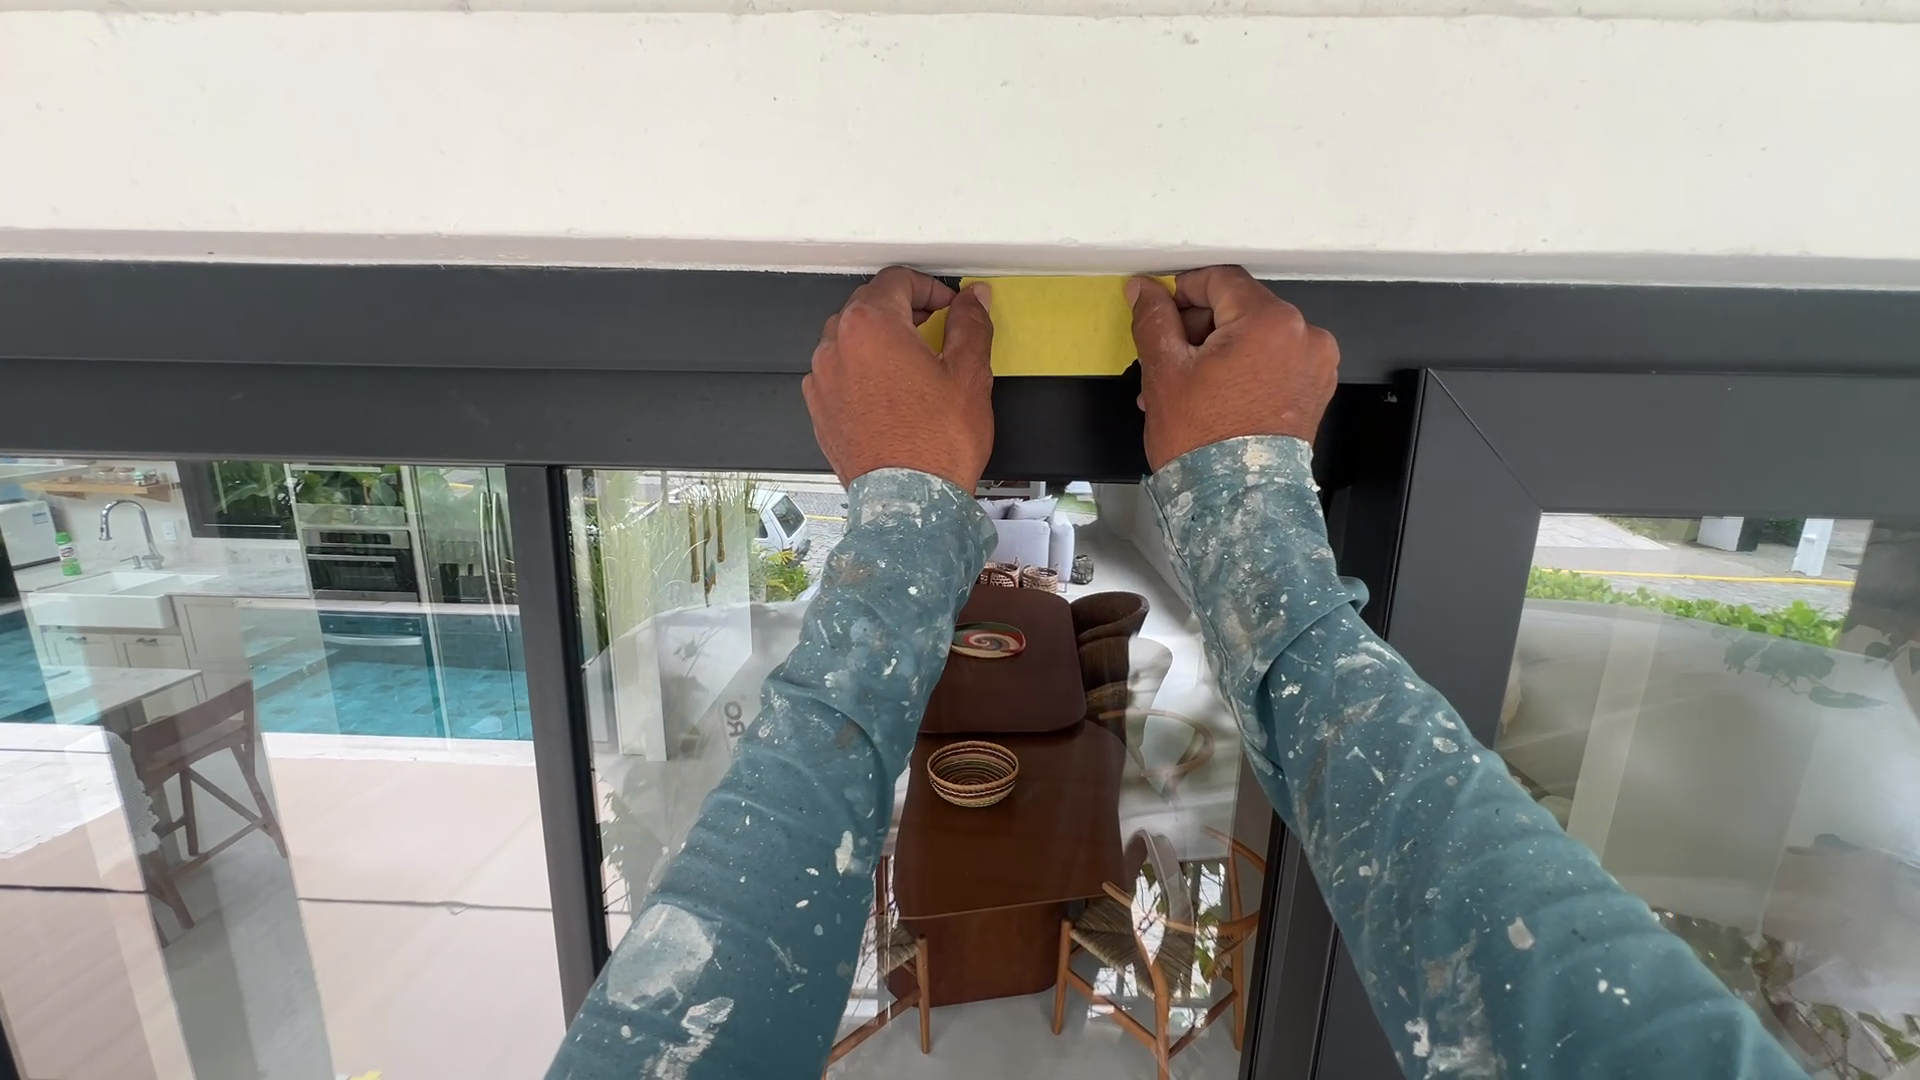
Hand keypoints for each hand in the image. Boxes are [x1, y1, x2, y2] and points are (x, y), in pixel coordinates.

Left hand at [803, 267, 994, 491]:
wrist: (911, 502)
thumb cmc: (936, 445)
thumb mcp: (969, 374)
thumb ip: (970, 325)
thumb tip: (972, 301)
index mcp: (871, 326)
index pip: (896, 280)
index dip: (929, 286)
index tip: (948, 305)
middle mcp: (836, 347)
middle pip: (868, 306)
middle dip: (904, 310)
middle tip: (936, 328)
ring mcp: (823, 381)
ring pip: (850, 340)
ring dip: (881, 340)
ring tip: (913, 362)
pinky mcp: (820, 411)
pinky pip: (839, 374)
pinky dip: (862, 372)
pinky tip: (890, 393)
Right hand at [1127, 265, 1338, 471]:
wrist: (1234, 501)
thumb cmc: (1203, 443)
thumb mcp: (1164, 371)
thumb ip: (1154, 319)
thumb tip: (1144, 289)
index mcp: (1269, 321)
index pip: (1221, 280)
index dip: (1184, 289)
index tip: (1163, 307)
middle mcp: (1303, 336)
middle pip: (1239, 309)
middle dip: (1197, 331)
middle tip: (1165, 360)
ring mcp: (1314, 365)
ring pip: (1253, 338)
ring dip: (1215, 353)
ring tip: (1182, 388)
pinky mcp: (1314, 390)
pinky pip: (1271, 363)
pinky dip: (1241, 371)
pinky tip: (1210, 397)